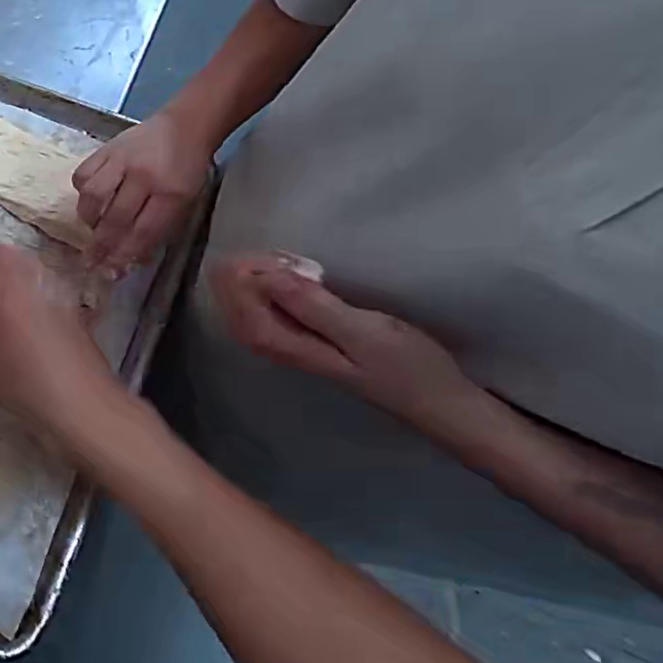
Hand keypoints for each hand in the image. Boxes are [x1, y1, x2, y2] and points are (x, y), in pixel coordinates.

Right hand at [0, 244, 119, 439]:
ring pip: (26, 260)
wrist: (83, 402)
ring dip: (5, 262)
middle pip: (2, 251)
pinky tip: (21, 297)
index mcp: (3, 297)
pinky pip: (42, 276)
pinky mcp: (69, 304)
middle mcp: (28, 286)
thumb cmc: (28, 386)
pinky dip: (25, 276)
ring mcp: (53, 292)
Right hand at [73, 110, 212, 270]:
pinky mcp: (105, 149)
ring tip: (92, 226)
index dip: (125, 254)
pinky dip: (82, 192)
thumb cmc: (187, 169)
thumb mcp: (184, 201)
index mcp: (172, 192)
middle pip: (115, 217)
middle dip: (102, 244)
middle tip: (93, 260)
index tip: (112, 271)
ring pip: (93, 195)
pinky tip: (89, 200)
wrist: (184, 126)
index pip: (143, 231)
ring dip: (88, 218)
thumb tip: (130, 260)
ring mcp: (121, 160)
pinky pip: (83, 174)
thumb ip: (158, 229)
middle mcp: (144, 176)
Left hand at [208, 253, 481, 425]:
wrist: (434, 399)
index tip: (299, 264)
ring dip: (266, 268)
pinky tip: (301, 275)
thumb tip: (269, 276)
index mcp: (269, 338)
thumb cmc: (405, 365)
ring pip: (239, 286)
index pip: (232, 285)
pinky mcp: (284, 329)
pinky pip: (256, 294)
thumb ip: (312, 306)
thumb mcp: (364, 331)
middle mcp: (257, 337)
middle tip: (303, 264)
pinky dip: (271, 276)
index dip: (259, 264)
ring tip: (306, 267)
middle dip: (259, 263)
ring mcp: (268, 334)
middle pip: (228, 283)